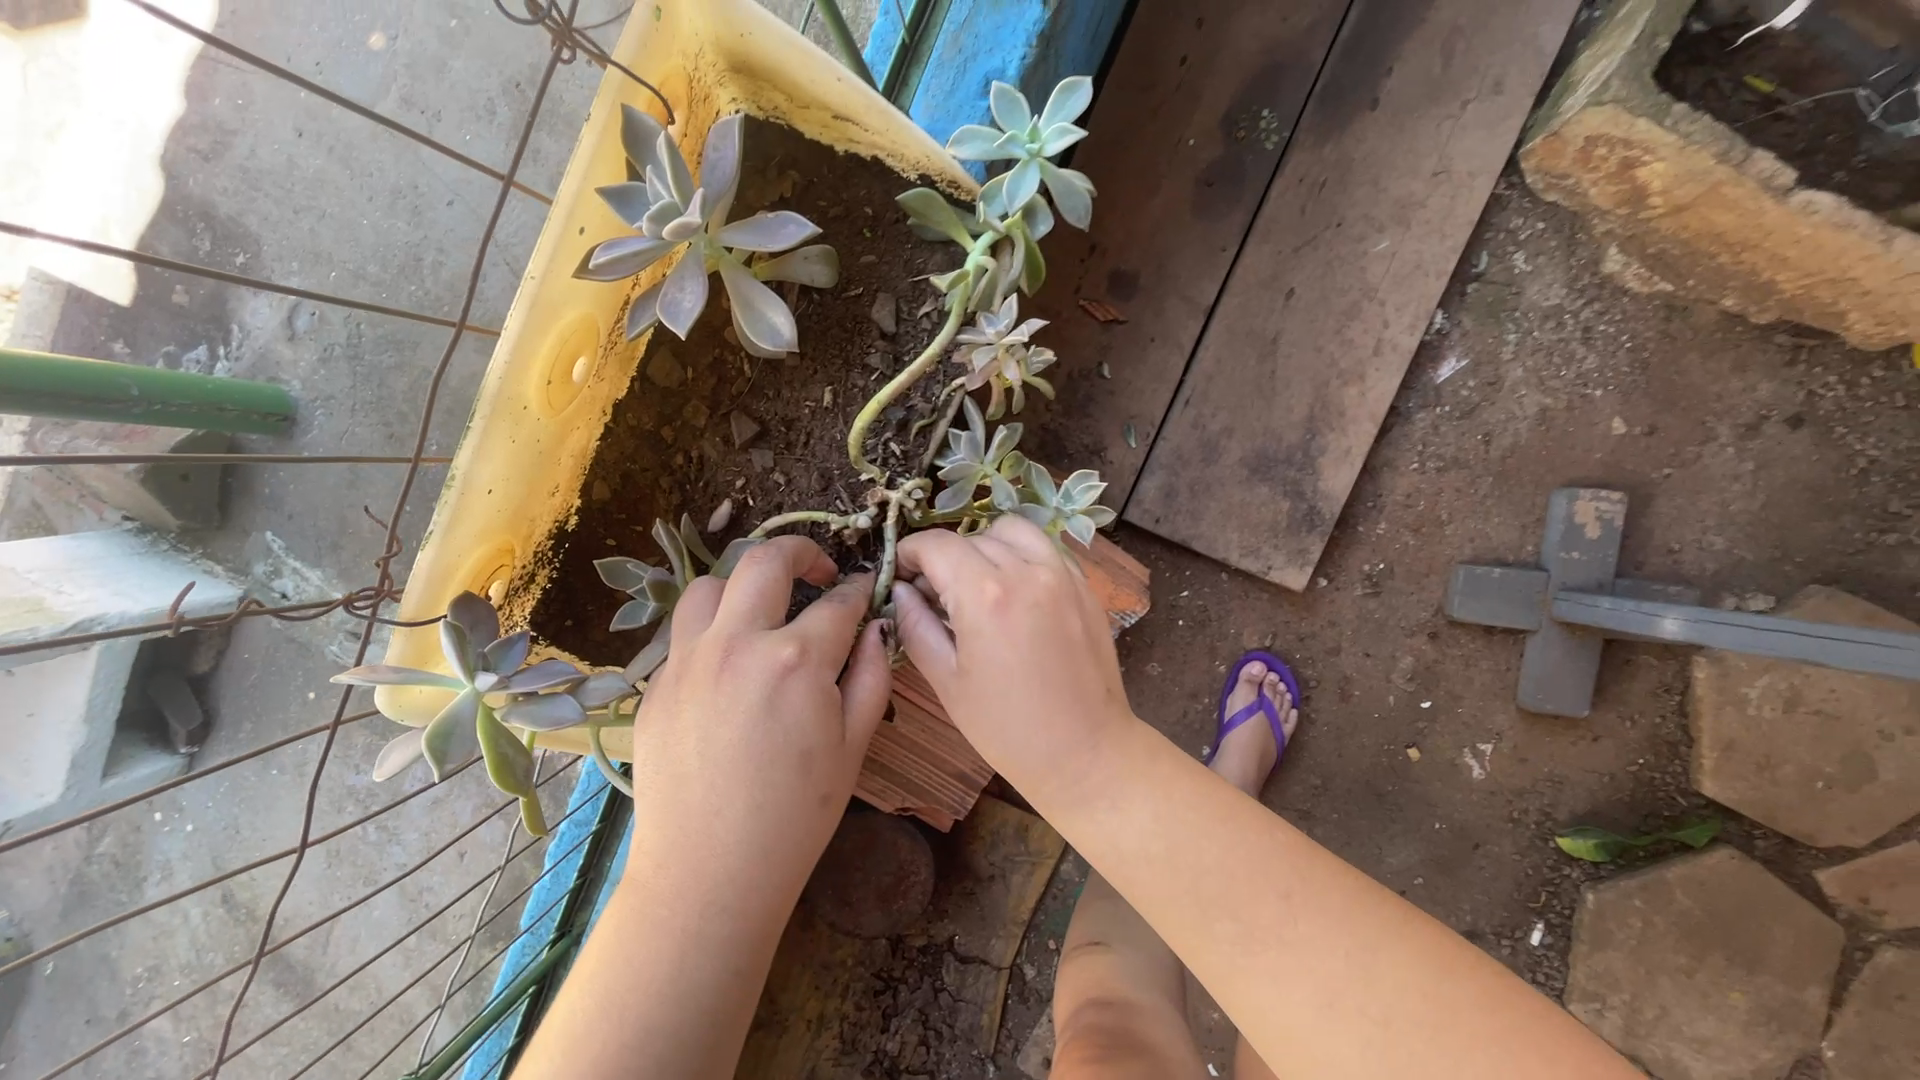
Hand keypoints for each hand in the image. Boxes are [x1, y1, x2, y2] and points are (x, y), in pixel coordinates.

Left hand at [624, 536, 891, 903]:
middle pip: (764, 561)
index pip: (837, 601)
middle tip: (817, 570)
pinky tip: (728, 666)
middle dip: (800, 551)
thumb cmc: (797, 816)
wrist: (711, 873)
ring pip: (708, 586)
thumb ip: (871, 675)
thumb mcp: (854, 745)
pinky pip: (683, 635)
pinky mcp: (656, 686)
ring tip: (762, 611)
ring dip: (743, 585)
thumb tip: (875, 628)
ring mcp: (687, 661)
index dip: (857, 591)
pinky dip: (712, 632)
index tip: (864, 591)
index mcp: (797, 659)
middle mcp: (737, 644)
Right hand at [890, 516, 1138, 796]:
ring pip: (1013, 530)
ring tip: (977, 582)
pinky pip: (1046, 548)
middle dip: (945, 556)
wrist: (1086, 753)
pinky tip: (1014, 590)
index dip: (910, 552)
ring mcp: (1063, 575)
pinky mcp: (1085, 587)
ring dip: (986, 545)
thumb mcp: (947, 682)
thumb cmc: (1008, 729)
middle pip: (972, 537)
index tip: (901, 571)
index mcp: (985, 596)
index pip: (937, 545)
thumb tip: (901, 591)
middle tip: (934, 591)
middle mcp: (1027, 572)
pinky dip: (1023, 555)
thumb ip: (916, 626)